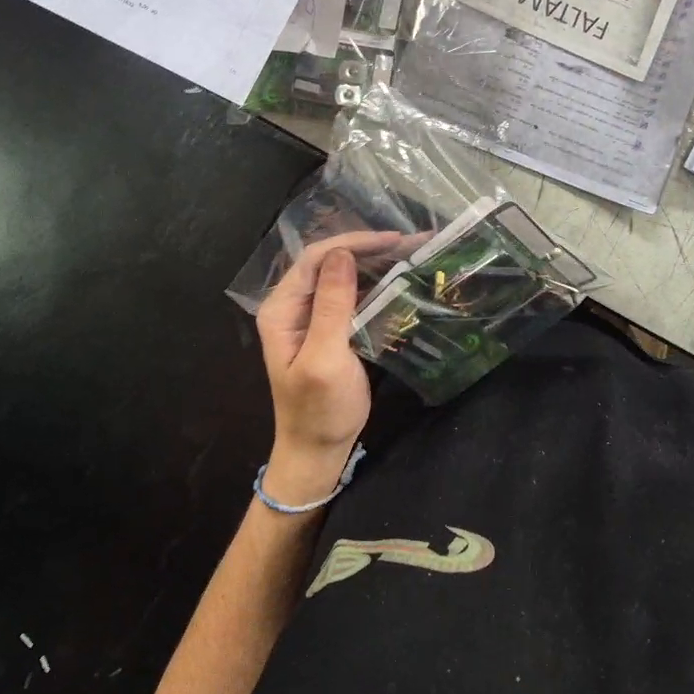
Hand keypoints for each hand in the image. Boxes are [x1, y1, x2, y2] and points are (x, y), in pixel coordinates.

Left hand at [256, 231, 403, 504]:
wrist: (317, 452)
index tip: (392, 241)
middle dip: (369, 247)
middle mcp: (293, 305)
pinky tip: (400, 275)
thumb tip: (343, 255)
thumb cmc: (319, 411)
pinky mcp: (331, 327)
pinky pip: (352, 294)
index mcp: (281, 309)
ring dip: (376, 261)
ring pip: (343, 274)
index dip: (353, 243)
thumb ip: (332, 306)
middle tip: (411, 241)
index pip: (315, 259)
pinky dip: (376, 282)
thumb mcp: (326, 359)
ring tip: (413, 250)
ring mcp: (311, 315)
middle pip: (330, 261)